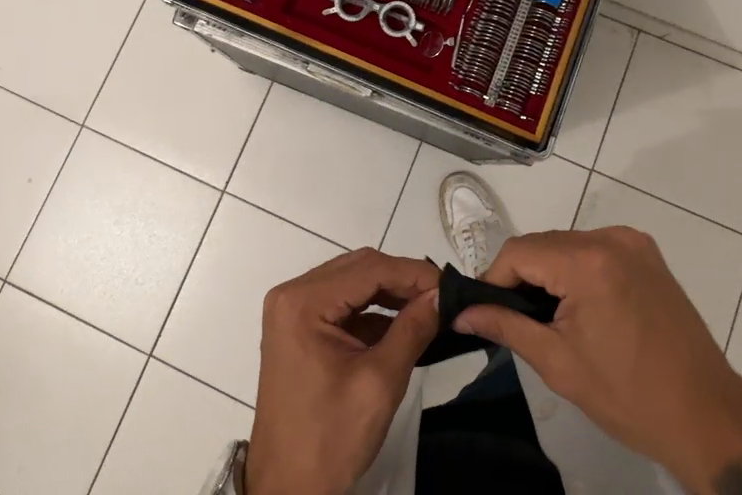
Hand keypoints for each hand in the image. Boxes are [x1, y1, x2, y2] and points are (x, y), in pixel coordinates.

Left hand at [247, 248, 440, 494]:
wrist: (288, 486)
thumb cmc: (330, 436)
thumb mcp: (380, 381)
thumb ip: (412, 329)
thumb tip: (442, 294)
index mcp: (303, 301)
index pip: (369, 268)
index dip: (414, 273)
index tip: (452, 286)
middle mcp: (292, 295)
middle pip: (358, 269)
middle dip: (403, 280)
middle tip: (444, 298)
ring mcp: (293, 312)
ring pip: (352, 284)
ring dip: (390, 294)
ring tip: (430, 310)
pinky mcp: (300, 330)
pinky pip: (342, 306)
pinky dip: (373, 313)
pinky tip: (403, 326)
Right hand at [454, 228, 741, 494]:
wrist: (706, 415)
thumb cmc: (628, 394)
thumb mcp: (557, 362)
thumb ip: (505, 326)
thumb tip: (460, 314)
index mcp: (588, 262)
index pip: (518, 251)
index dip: (494, 279)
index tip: (485, 311)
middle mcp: (612, 239)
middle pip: (543, 244)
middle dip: (521, 277)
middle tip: (512, 319)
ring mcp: (635, 244)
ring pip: (568, 245)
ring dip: (549, 273)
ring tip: (546, 318)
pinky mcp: (649, 256)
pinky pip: (595, 251)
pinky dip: (577, 270)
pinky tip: (579, 308)